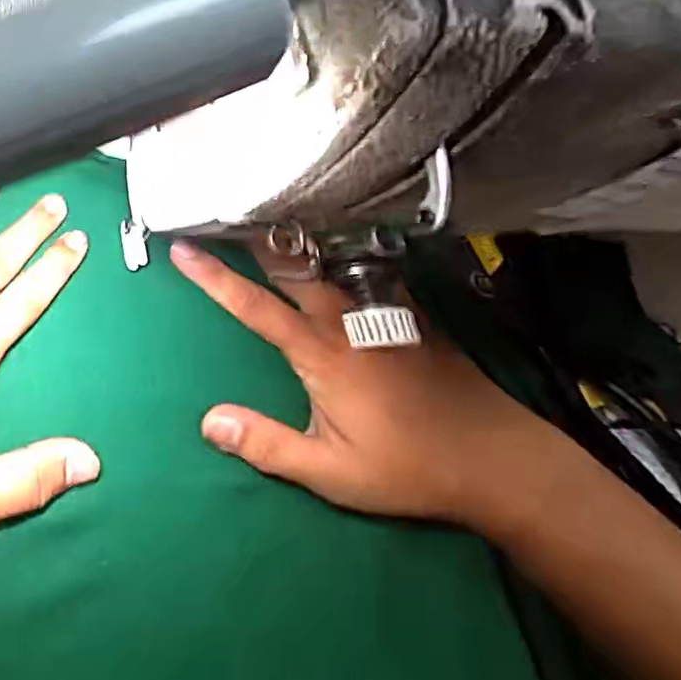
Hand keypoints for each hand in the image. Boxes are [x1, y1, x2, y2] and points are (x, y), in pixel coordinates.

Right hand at [170, 241, 561, 526]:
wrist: (496, 457)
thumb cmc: (409, 466)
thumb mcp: (333, 473)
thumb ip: (269, 446)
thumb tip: (210, 422)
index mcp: (321, 353)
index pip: (255, 307)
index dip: (214, 277)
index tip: (184, 249)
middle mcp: (347, 320)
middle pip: (291, 262)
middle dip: (254, 232)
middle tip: (225, 206)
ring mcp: (380, 310)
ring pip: (327, 258)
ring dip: (293, 235)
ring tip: (267, 212)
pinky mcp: (406, 310)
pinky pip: (362, 268)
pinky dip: (335, 248)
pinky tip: (331, 236)